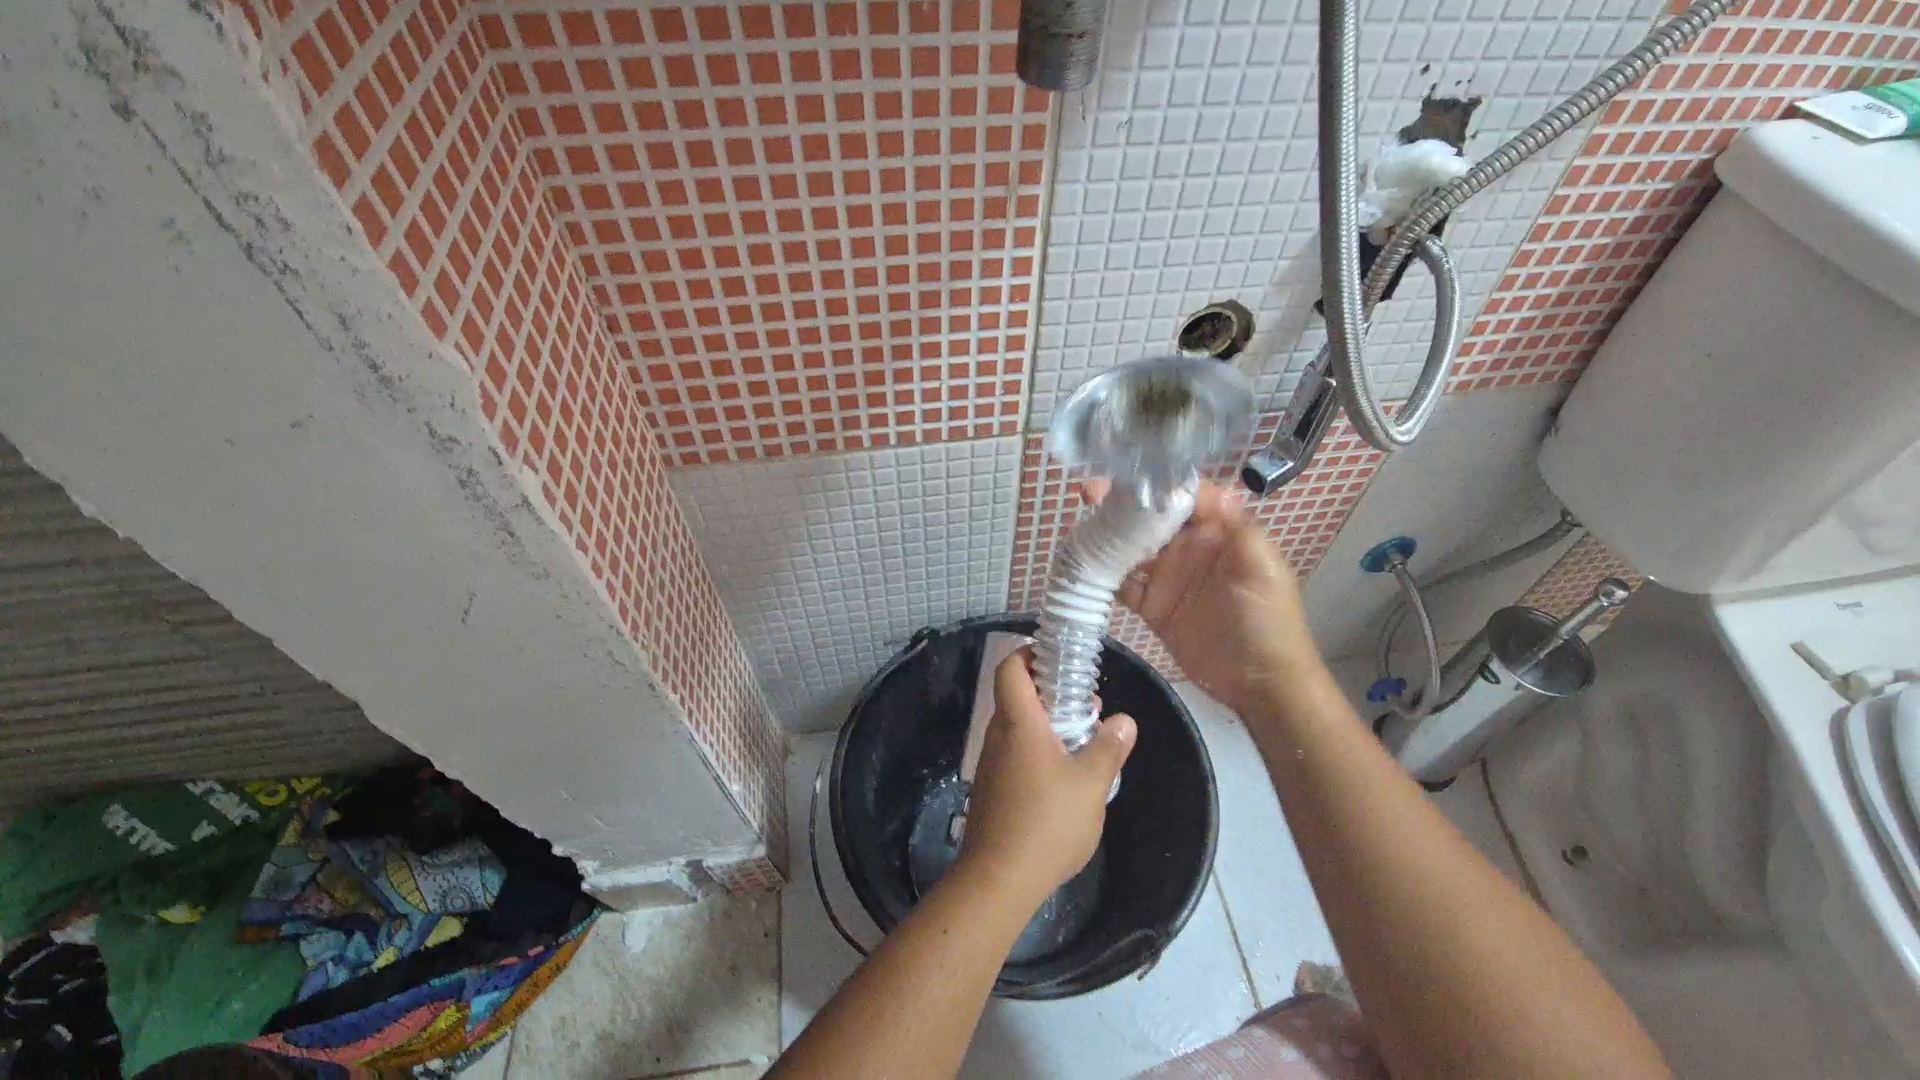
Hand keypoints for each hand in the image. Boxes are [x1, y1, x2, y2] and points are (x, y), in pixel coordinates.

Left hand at [956, 653, 1135, 909]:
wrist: (999, 880)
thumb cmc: (1047, 824)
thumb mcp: (1091, 785)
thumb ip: (1109, 748)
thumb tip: (1124, 720)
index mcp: (1019, 724)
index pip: (1011, 669)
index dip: (1030, 654)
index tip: (1060, 660)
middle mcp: (998, 737)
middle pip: (1016, 696)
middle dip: (1051, 693)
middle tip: (1087, 707)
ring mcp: (991, 765)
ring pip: (1017, 728)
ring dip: (1047, 726)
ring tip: (1083, 743)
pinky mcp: (991, 790)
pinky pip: (1014, 755)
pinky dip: (1037, 752)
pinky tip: (1063, 779)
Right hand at [1087, 480, 1322, 715]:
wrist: (1261, 684)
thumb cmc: (1269, 622)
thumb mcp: (1263, 570)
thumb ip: (1239, 529)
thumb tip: (1215, 488)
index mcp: (1218, 533)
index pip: (1183, 497)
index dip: (1155, 484)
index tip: (1125, 477)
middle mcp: (1189, 549)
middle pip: (1150, 518)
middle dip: (1120, 504)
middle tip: (1087, 493)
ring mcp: (1168, 578)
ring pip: (1131, 549)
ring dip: (1106, 537)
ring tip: (1078, 527)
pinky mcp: (1152, 607)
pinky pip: (1122, 585)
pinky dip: (1103, 576)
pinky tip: (1082, 566)